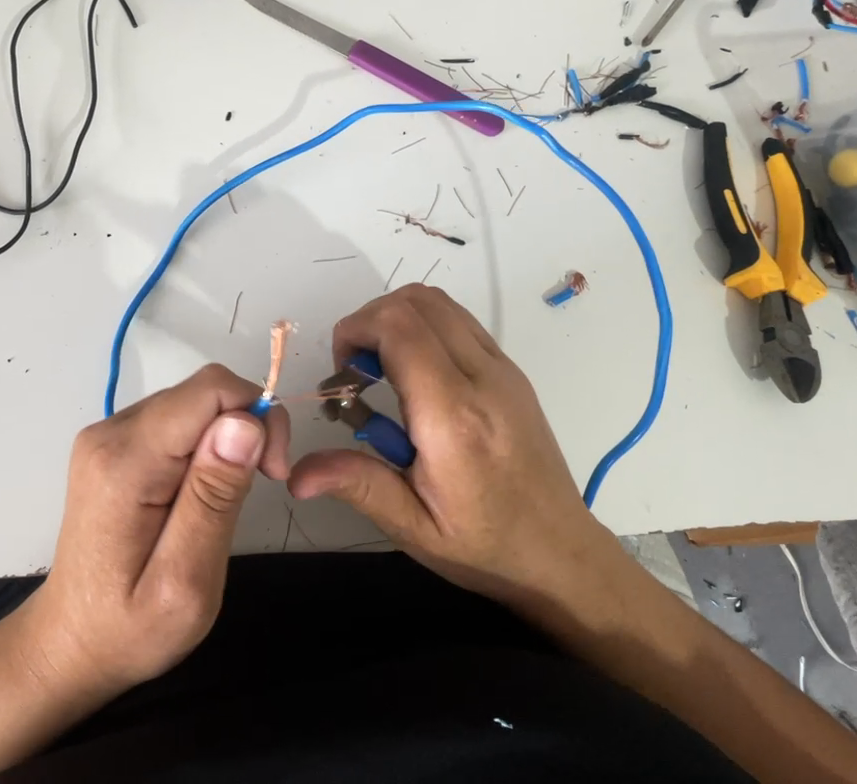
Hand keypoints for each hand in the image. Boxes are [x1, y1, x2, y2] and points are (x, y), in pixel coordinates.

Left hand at [14, 365, 291, 697]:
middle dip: (247, 429)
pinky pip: (176, 422)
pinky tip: (200, 496)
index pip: (209, 390)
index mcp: (125, 461)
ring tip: (223, 505)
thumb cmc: (129, 628)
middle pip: (202, 392)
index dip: (257, 418)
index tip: (273, 474)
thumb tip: (245, 421)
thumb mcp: (186, 580)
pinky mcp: (113, 446)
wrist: (71, 642)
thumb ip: (214, 497)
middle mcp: (110, 432)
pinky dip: (204, 448)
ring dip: (227, 440)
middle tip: (260, 489)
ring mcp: (107, 435)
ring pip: (192, 404)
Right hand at [288, 285, 614, 600]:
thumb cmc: (483, 545)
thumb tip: (295, 474)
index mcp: (453, 416)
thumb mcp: (411, 526)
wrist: (561, 554)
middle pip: (416, 301)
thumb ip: (356, 484)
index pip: (399, 327)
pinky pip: (459, 321)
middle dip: (370, 321)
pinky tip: (415, 376)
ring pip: (439, 303)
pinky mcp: (511, 372)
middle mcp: (482, 379)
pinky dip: (424, 327)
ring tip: (382, 371)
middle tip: (356, 370)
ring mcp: (503, 370)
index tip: (342, 372)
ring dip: (397, 320)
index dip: (356, 331)